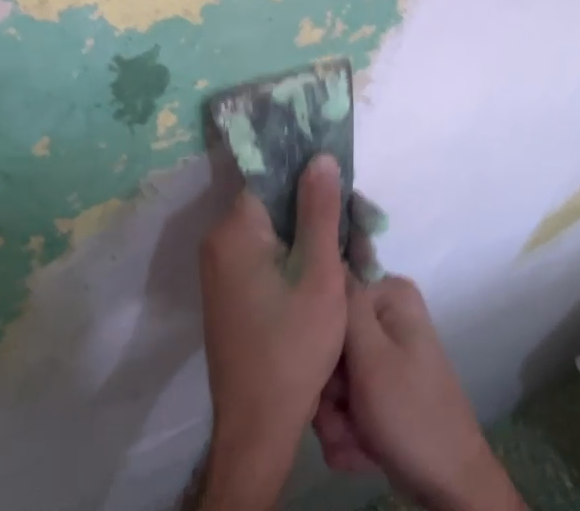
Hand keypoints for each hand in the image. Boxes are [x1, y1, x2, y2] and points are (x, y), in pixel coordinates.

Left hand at [197, 156, 347, 509]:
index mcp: (233, 232)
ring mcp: (220, 272)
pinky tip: (326, 277)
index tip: (347, 193)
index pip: (273, 180)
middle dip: (316, 213)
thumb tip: (319, 156)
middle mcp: (218, 245)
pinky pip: (265, 259)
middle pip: (273, 207)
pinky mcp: (229, 295)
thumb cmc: (293, 347)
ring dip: (310, 239)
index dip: (311, 181)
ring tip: (352, 254)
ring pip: (273, 235)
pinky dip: (294, 260)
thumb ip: (320, 211)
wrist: (259, 423)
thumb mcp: (319, 274)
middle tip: (361, 229)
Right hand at [315, 276, 526, 510]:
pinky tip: (364, 448)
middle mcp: (386, 319)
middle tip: (346, 412)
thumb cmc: (410, 415)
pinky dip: (348, 432)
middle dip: (328, 391)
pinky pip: (341, 407)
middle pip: (326, 345)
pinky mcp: (377, 393)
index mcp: (390, 297)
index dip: (322, 338)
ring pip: (328, 382)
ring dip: (336, 418)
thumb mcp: (371, 356)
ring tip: (357, 436)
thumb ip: (346, 303)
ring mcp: (381, 359)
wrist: (449, 483)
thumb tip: (328, 248)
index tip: (331, 370)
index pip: (329, 297)